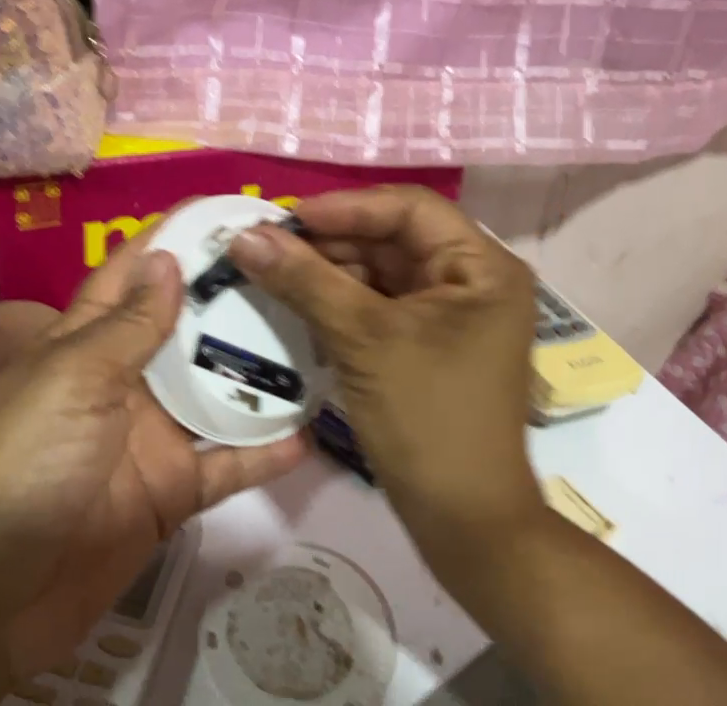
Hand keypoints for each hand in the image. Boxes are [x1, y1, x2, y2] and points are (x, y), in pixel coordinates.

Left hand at [0, 234, 305, 678]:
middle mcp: (121, 383)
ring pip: (214, 396)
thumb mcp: (70, 380)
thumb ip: (126, 326)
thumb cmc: (21, 464)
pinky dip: (263, 454)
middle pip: (185, 332)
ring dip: (260, 373)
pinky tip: (310, 433)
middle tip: (299, 269)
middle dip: (232, 300)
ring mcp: (148, 440)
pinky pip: (225, 466)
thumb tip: (166, 258)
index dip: (171, 241)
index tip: (226, 211)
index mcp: (84, 344)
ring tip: (320, 338)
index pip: (130, 277)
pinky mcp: (169, 493)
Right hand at [226, 185, 543, 533]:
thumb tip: (244, 235)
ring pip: (383, 272)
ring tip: (274, 272)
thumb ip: (304, 280)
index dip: (346, 207)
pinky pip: (382, 306)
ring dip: (331, 271)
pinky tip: (298, 303)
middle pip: (394, 238)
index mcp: (482, 266)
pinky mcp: (431, 344)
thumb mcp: (363, 340)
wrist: (465, 521)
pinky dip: (342, 302)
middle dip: (332, 241)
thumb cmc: (427, 418)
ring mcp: (453, 314)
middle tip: (269, 246)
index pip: (410, 208)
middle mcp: (474, 280)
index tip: (286, 218)